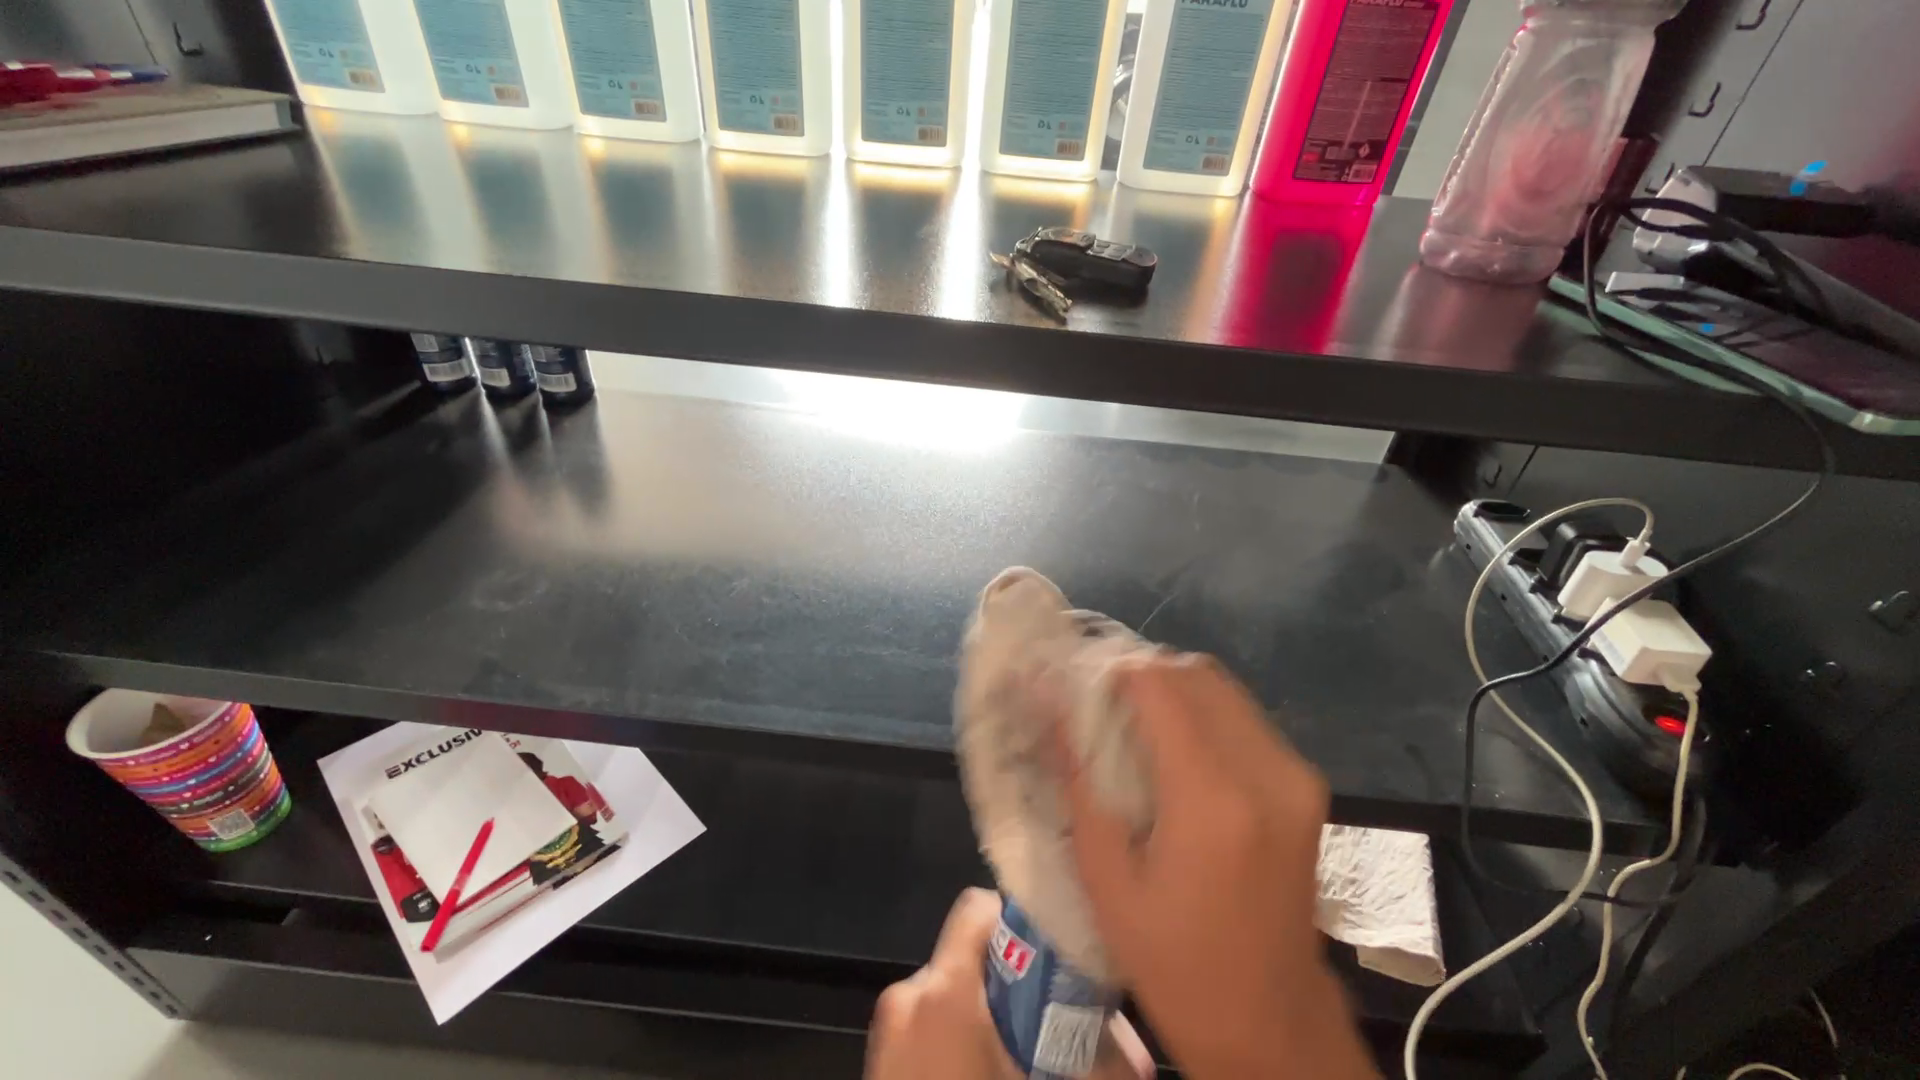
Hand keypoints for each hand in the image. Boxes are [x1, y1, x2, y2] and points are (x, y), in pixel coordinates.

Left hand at [865, 888, 1154, 1079]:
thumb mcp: (1051, 1076)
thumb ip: (1098, 1061)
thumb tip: (1132, 1052)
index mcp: (942, 993)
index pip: (980, 910)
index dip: (1026, 925)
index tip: (1064, 958)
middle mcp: (908, 998)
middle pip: (974, 961)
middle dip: (1021, 988)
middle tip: (1064, 1032)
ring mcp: (887, 1034)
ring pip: (955, 1000)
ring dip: (996, 1022)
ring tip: (1033, 1066)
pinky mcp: (880, 1065)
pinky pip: (932, 1033)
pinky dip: (966, 1046)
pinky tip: (996, 1077)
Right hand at [1056, 654, 1377, 1079]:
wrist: (1270, 1022)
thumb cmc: (1173, 962)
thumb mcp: (1106, 879)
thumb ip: (1077, 780)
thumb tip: (1047, 707)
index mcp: (1212, 799)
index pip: (1159, 685)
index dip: (1110, 672)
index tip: (1075, 687)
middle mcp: (1265, 772)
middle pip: (1196, 674)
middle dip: (1140, 675)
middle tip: (1098, 706)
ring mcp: (1295, 776)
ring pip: (1223, 690)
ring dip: (1172, 691)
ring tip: (1129, 726)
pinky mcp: (1306, 787)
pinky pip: (1244, 720)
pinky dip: (1202, 715)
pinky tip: (1172, 751)